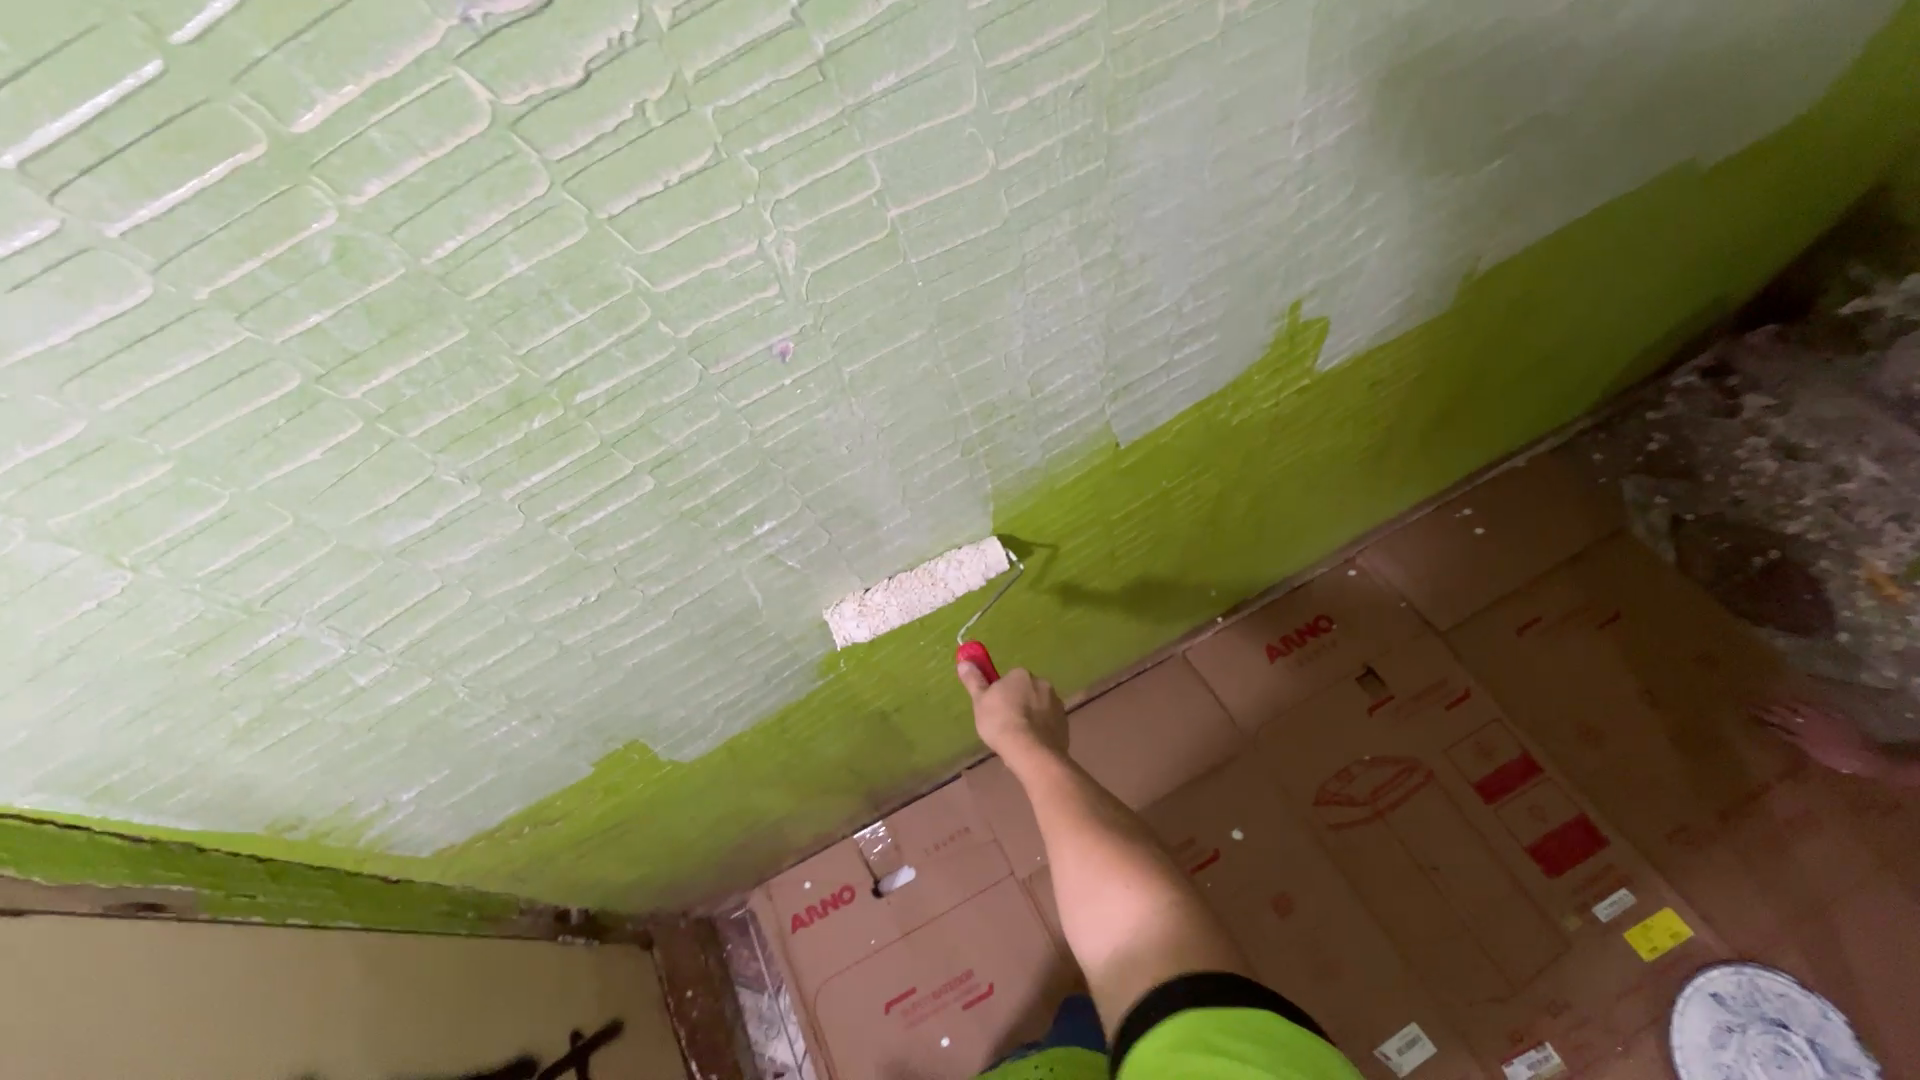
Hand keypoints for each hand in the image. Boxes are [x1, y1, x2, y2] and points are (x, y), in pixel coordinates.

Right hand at [958, 663, 1069, 763]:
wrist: (1031, 751)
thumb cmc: (1000, 722)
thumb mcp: (980, 701)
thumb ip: (974, 680)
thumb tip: (964, 662)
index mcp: (1021, 674)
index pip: (1009, 679)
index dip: (1001, 694)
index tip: (994, 710)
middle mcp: (1042, 683)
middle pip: (1027, 692)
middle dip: (1019, 704)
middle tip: (1005, 724)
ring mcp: (1057, 703)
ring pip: (1039, 708)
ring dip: (1031, 717)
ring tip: (1018, 738)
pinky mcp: (1065, 723)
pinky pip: (1049, 723)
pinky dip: (1042, 730)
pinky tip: (1031, 744)